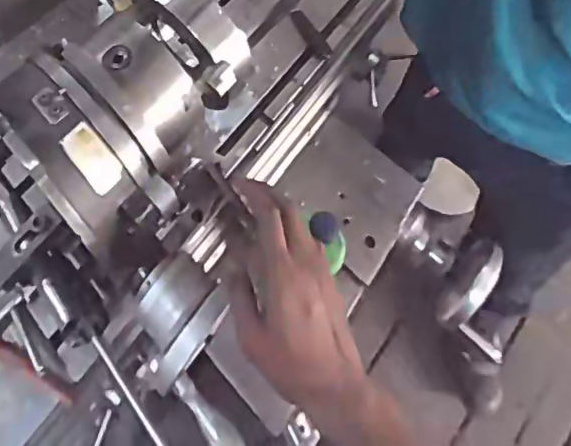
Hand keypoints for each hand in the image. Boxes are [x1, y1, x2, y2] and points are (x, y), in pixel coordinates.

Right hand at [227, 180, 367, 409]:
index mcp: (283, 273)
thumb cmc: (293, 366)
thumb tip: (233, 269)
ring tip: (260, 209)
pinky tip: (280, 238)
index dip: (253, 194)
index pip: (270, 217)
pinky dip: (293, 226)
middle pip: (290, 209)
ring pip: (302, 221)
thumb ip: (239, 296)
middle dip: (267, 191)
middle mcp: (305, 263)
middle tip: (247, 188)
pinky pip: (310, 238)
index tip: (238, 185)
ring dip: (281, 207)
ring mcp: (321, 268)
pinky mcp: (329, 277)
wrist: (337, 386)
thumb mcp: (251, 338)